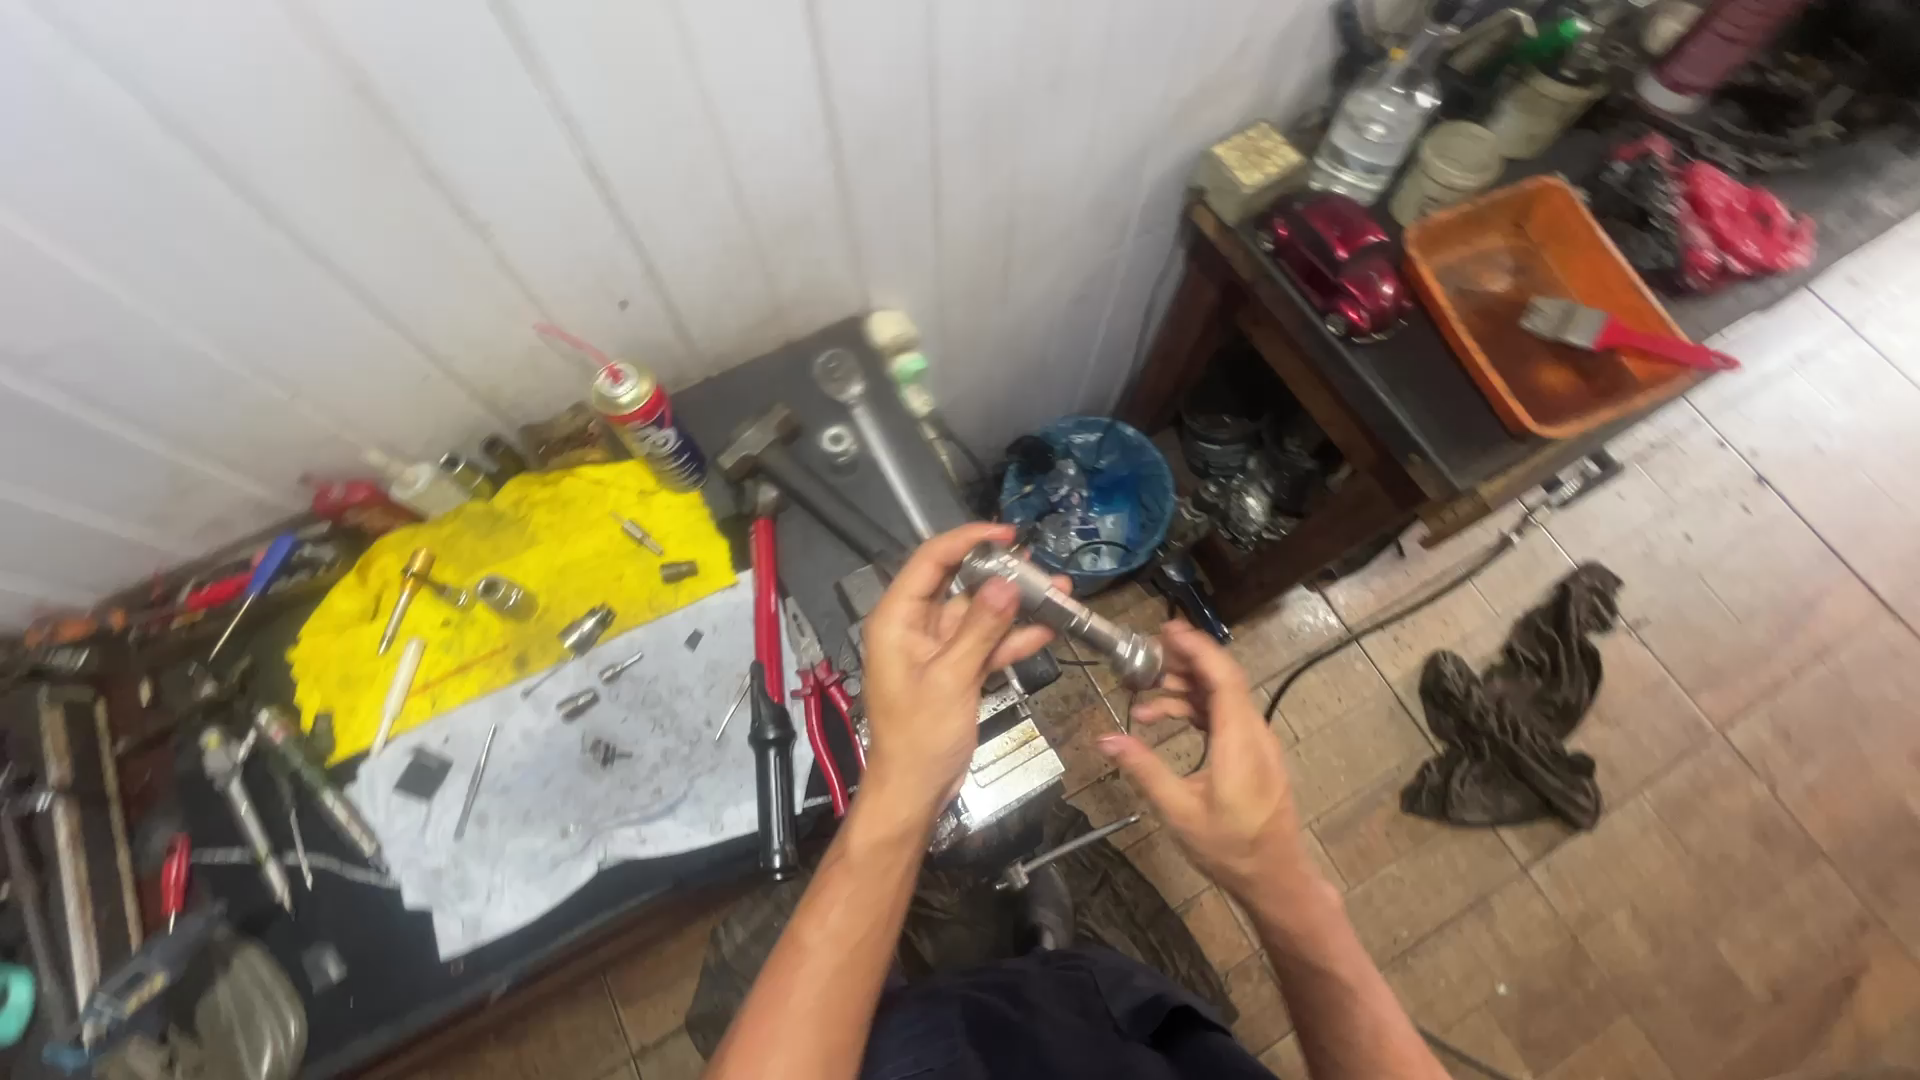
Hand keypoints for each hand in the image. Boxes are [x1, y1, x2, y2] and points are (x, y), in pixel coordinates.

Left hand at [860, 524, 1055, 818]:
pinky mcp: (957, 669)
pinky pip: (986, 644)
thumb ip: (981, 628)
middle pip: (959, 584)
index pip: (931, 561)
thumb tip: (1008, 583)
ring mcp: (938, 648)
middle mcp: (916, 625)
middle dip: (1001, 575)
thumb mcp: (951, 678)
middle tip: (1041, 566)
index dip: (967, 540)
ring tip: (1058, 594)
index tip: (1007, 534)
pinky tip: (1046, 631)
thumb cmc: (920, 736)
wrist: (916, 791)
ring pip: (980, 614)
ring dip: (1015, 608)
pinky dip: (1012, 640)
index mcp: (898, 618)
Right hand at [1098, 621, 1318, 902]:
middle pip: (1222, 679)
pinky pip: (1224, 715)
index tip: (1167, 629)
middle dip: (1184, 662)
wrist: (1277, 880)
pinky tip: (1163, 719)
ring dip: (1185, 688)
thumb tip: (1105, 739)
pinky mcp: (1253, 753)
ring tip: (1145, 693)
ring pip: (1221, 696)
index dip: (1197, 648)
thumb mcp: (1179, 811)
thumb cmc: (1230, 848)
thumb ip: (1143, 770)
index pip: (1222, 677)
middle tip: (1146, 656)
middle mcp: (1254, 732)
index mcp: (1239, 740)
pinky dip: (1195, 709)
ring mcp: (1257, 742)